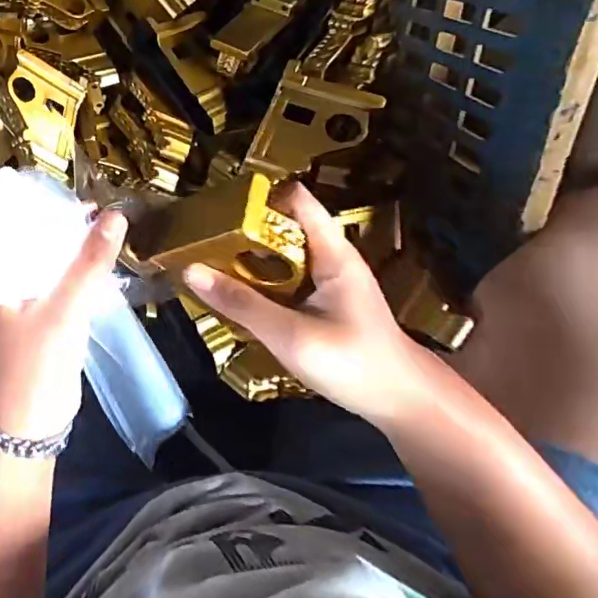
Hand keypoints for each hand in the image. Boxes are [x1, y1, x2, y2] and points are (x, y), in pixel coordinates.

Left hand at [0, 210, 126, 439]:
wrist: (33, 420)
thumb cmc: (36, 362)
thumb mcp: (65, 308)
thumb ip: (89, 263)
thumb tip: (115, 215)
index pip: (6, 225)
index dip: (33, 203)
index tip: (65, 189)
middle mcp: (5, 280)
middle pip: (31, 240)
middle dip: (59, 222)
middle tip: (95, 203)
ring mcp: (25, 298)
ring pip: (49, 259)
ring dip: (71, 244)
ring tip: (102, 220)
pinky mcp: (44, 313)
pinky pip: (60, 279)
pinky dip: (77, 267)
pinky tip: (99, 255)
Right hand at [181, 182, 432, 426]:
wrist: (406, 405)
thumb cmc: (356, 364)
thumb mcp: (291, 336)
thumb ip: (241, 304)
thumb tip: (191, 270)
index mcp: (332, 254)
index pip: (297, 200)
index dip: (261, 193)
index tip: (220, 200)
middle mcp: (330, 259)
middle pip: (282, 225)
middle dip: (243, 226)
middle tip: (200, 232)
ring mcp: (328, 281)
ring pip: (280, 254)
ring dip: (247, 255)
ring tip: (205, 257)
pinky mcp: (322, 302)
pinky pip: (282, 278)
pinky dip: (257, 279)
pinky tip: (233, 291)